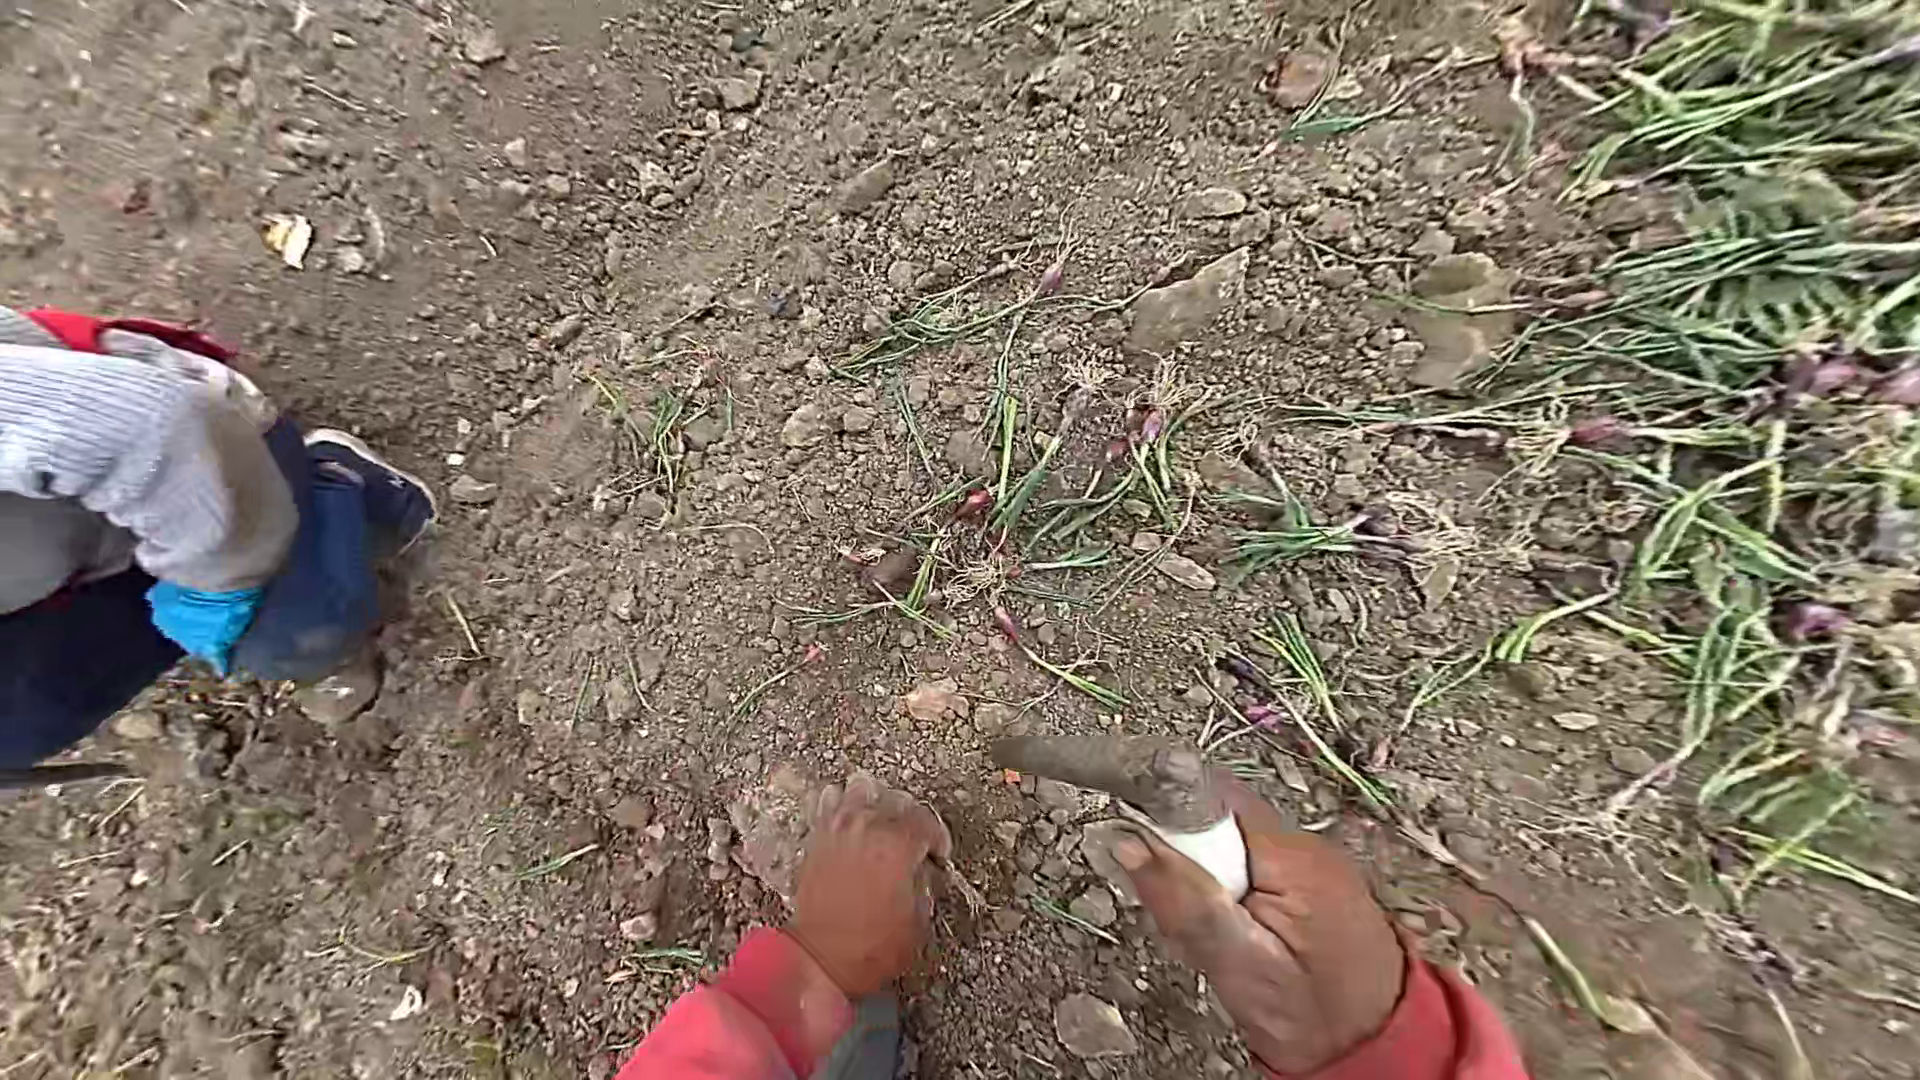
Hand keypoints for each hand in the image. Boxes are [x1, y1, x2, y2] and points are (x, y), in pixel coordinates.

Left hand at [787, 773, 951, 998]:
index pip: (927, 822)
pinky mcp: (819, 837)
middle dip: (911, 821)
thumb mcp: (917, 922)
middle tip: (914, 841)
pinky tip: (848, 814)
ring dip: (875, 803)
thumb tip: (921, 869)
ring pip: (863, 790)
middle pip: (898, 802)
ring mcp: (840, 828)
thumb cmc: (867, 948)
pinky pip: (831, 802)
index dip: (937, 838)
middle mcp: (869, 828)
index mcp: (898, 845)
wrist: (819, 960)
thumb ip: (924, 883)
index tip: (937, 853)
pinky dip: (841, 802)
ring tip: (881, 822)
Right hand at [1112, 775, 1404, 1074]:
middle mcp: (1301, 841)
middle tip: (1182, 909)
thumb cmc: (1316, 1019)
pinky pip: (1242, 854)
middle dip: (1182, 853)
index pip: (1208, 795)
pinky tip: (1231, 922)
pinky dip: (1223, 880)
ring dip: (1200, 870)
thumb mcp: (1240, 967)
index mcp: (1290, 855)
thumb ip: (1185, 902)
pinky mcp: (1301, 870)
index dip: (1166, 812)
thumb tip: (1128, 844)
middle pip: (1211, 815)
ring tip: (1212, 925)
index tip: (1139, 842)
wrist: (1381, 1054)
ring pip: (1221, 835)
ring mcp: (1305, 854)